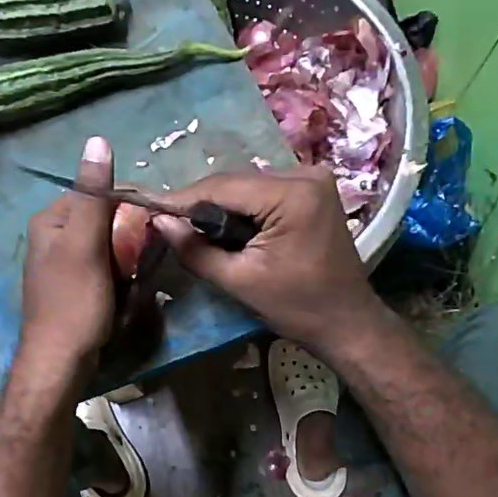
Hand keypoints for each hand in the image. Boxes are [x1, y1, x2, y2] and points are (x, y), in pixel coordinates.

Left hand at [18, 136, 116, 378]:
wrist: (60, 363)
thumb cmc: (74, 302)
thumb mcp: (86, 244)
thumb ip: (94, 194)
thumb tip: (97, 139)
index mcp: (51, 221)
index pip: (96, 193)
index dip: (127, 205)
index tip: (152, 223)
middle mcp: (54, 237)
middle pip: (104, 222)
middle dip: (126, 242)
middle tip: (136, 264)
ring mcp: (64, 264)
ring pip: (109, 248)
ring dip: (126, 264)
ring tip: (129, 285)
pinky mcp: (76, 287)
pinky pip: (106, 271)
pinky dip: (119, 281)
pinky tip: (123, 298)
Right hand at [153, 166, 385, 351]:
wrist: (348, 323)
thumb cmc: (297, 307)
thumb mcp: (240, 281)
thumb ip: (196, 250)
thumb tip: (159, 221)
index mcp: (293, 193)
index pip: (223, 187)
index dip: (182, 199)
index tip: (149, 210)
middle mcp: (305, 174)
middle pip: (235, 183)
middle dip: (201, 204)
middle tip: (167, 225)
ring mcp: (313, 179)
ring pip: (247, 186)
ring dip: (220, 207)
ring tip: (192, 230)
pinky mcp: (313, 190)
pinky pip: (264, 193)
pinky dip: (242, 209)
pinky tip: (226, 230)